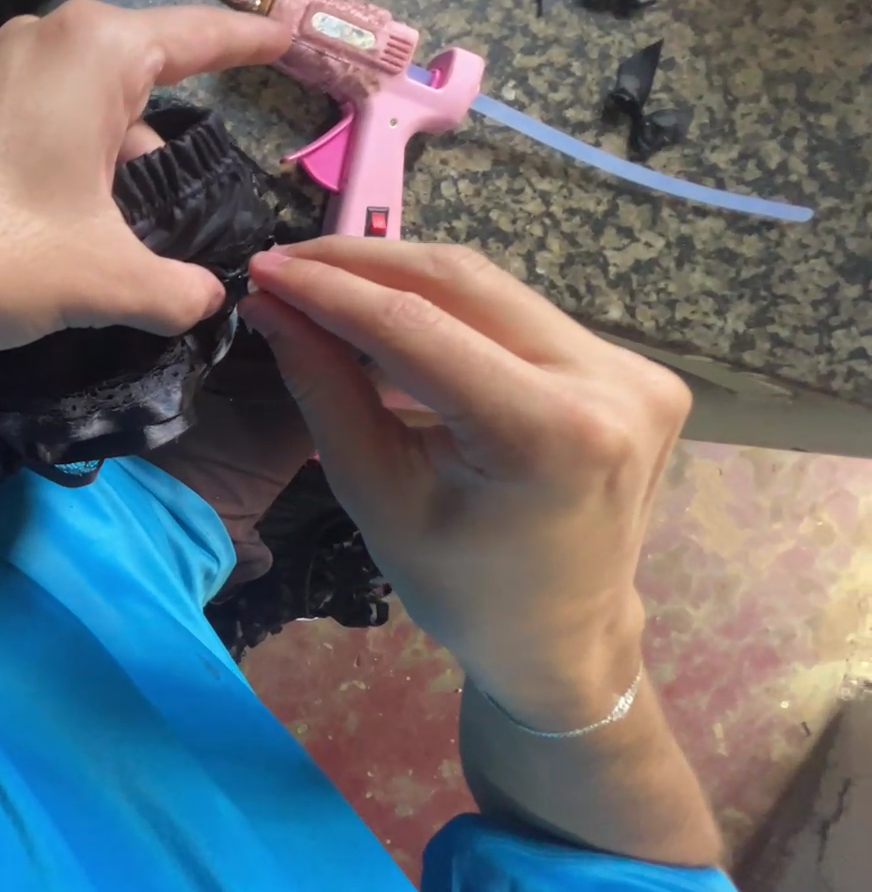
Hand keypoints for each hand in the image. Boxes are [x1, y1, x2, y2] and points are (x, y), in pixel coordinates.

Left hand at [0, 0, 289, 354]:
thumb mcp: (102, 280)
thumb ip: (175, 292)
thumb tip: (210, 302)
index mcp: (95, 53)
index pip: (203, 37)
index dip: (254, 46)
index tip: (292, 43)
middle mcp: (47, 43)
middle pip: (143, 89)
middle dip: (169, 156)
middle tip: (188, 223)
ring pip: (91, 118)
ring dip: (115, 179)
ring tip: (124, 250)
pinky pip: (44, 130)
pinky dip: (71, 173)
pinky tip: (68, 232)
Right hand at [240, 238, 690, 729]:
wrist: (558, 631)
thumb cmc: (453, 581)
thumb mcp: (370, 487)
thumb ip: (323, 386)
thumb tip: (270, 308)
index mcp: (548, 433)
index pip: (416, 327)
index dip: (327, 290)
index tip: (261, 267)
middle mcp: (612, 382)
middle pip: (462, 282)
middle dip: (359, 262)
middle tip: (281, 260)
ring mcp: (632, 367)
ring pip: (488, 286)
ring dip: (391, 274)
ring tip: (314, 277)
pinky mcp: (624, 365)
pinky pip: (508, 313)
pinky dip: (432, 303)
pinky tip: (376, 309)